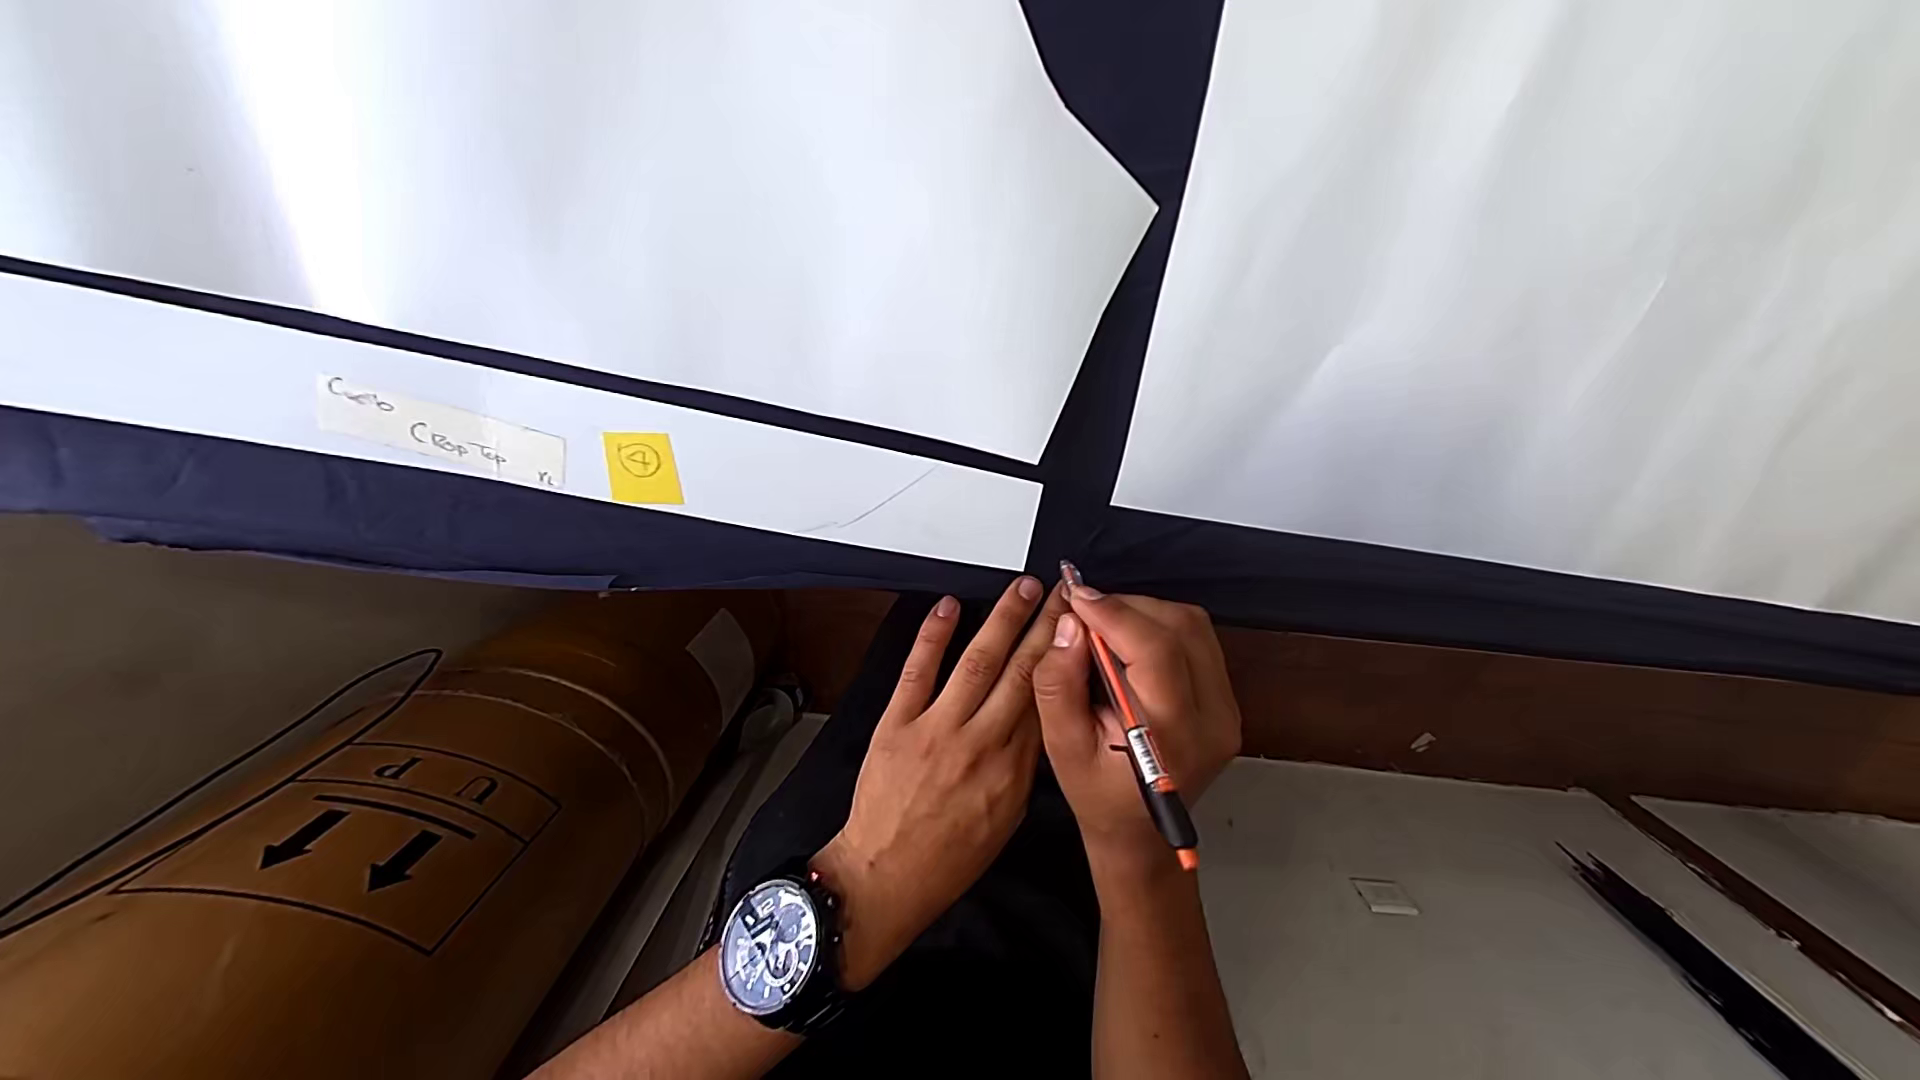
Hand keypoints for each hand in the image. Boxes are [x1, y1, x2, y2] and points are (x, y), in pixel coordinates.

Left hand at [812, 577, 1070, 989]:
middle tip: (1061, 593)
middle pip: (1022, 672)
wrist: (885, 876)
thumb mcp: (1007, 818)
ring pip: (977, 662)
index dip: (1064, 657)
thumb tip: (1036, 719)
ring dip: (1003, 620)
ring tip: (1023, 589)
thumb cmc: (948, 857)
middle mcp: (980, 743)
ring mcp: (936, 730)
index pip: (1047, 700)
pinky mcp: (897, 724)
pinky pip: (918, 671)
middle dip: (1045, 627)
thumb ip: (1024, 765)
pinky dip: (933, 635)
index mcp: (1013, 769)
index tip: (1077, 628)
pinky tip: (949, 607)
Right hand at [1032, 587, 1241, 875]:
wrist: (1137, 830)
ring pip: (1191, 625)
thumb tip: (1069, 626)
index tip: (1076, 596)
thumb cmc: (1099, 795)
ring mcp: (1226, 707)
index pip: (1155, 650)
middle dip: (1124, 606)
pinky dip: (1157, 623)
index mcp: (1174, 736)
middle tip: (1083, 611)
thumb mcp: (1060, 745)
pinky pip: (1196, 637)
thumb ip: (1058, 682)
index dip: (1112, 613)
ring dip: (1141, 611)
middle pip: (1178, 627)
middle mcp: (1213, 718)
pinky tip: (1126, 637)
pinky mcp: (1224, 697)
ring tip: (1101, 624)